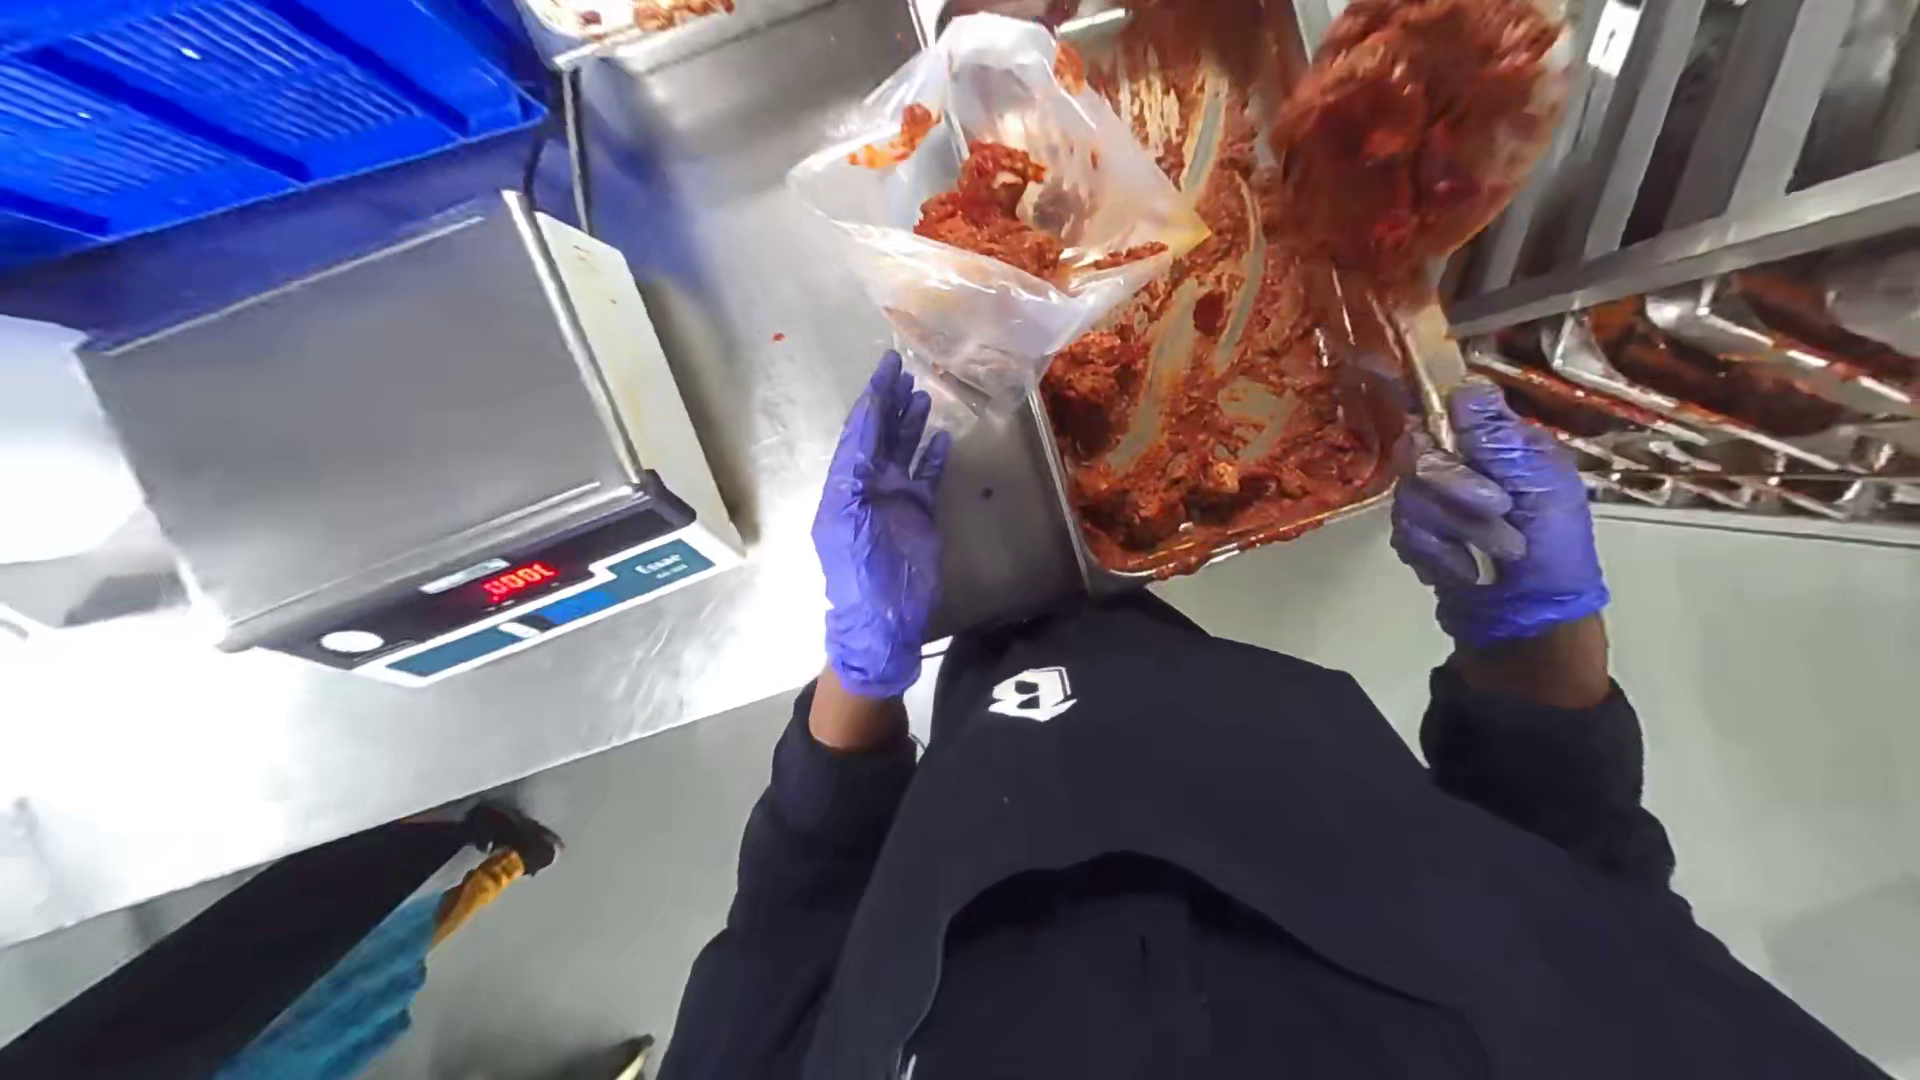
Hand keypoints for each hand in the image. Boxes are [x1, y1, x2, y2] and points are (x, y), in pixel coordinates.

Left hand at [813, 352, 952, 698]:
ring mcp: (897, 498)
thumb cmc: (857, 569)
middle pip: (882, 434)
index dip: (873, 398)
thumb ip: (854, 469)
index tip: (885, 366)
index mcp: (847, 483)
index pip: (860, 431)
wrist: (882, 615)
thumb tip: (864, 424)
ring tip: (924, 395)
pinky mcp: (920, 513)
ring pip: (905, 451)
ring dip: (912, 423)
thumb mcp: (845, 517)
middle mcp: (870, 484)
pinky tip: (943, 437)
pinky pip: (927, 477)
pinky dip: (934, 457)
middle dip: (892, 403)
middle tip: (906, 371)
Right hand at [1391, 379, 1607, 646]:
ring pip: (1408, 497)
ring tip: (1487, 556)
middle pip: (1420, 454)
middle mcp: (1459, 465)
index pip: (1444, 407)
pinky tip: (1460, 567)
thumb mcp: (1542, 488)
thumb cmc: (1551, 550)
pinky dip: (1435, 553)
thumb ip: (1499, 442)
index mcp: (1496, 446)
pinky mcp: (1413, 533)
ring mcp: (1431, 501)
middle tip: (1496, 512)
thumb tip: (1466, 387)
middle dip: (1455, 491)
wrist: (1524, 617)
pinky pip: (1402, 531)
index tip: (1377, 374)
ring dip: (1452, 530)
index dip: (1414, 391)